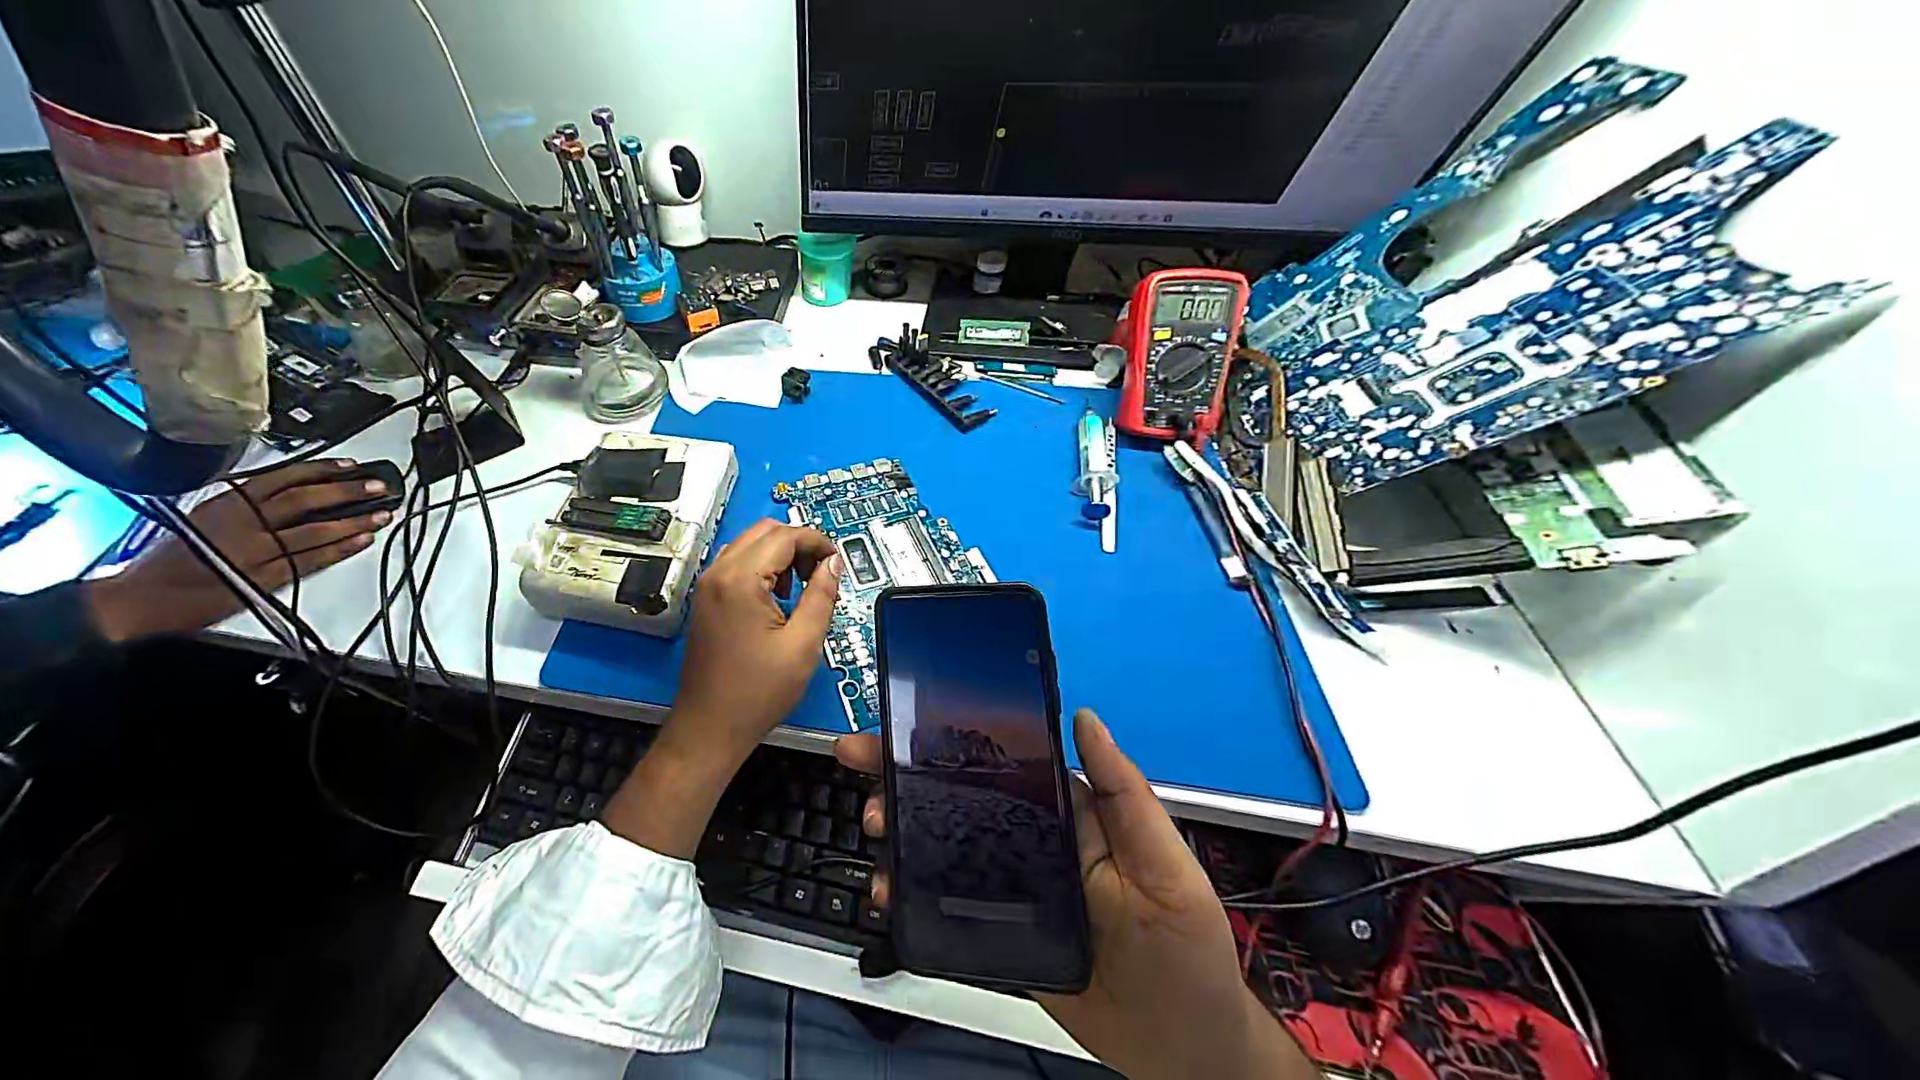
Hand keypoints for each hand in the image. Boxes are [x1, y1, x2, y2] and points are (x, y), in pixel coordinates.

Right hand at [83, 459, 392, 642]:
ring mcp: (257, 550)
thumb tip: (295, 494)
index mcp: (227, 504)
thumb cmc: (170, 558)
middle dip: (347, 491)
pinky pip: (313, 559)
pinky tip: (363, 540)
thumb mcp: (205, 518)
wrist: (140, 597)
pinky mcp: (267, 577)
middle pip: (305, 500)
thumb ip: (247, 506)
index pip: (281, 478)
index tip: (350, 465)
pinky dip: (342, 549)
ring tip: (383, 514)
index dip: (320, 469)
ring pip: (317, 530)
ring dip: (356, 521)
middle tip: (379, 487)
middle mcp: (244, 523)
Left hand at [664, 519, 841, 766]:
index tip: (837, 563)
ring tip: (802, 588)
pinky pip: (738, 564)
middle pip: (766, 531)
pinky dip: (763, 567)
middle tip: (822, 574)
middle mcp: (718, 574)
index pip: (785, 536)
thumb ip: (822, 595)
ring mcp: (708, 586)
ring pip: (751, 544)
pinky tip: (778, 598)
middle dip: (800, 544)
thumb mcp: (804, 644)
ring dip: (781, 555)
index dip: (818, 543)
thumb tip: (833, 564)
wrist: (710, 727)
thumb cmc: (756, 692)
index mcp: (740, 581)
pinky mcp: (706, 599)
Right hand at [834, 709, 1315, 1079]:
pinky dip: (911, 892)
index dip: (961, 737)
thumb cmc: (1185, 948)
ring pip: (946, 845)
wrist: (1179, 1051)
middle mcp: (1034, 839)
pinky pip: (948, 903)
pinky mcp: (998, 930)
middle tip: (861, 760)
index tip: (911, 720)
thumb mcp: (1166, 866)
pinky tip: (885, 888)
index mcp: (1070, 813)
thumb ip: (1126, 795)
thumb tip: (1086, 719)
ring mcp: (1012, 885)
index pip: (1009, 762)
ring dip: (903, 829)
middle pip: (965, 796)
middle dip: (911, 773)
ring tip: (872, 822)